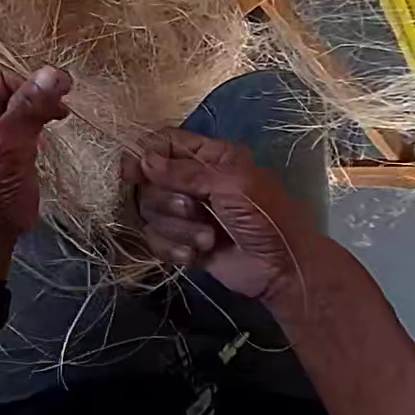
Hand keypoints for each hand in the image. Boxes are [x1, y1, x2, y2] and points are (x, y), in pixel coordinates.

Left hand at [0, 66, 73, 278]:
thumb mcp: (8, 140)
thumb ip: (30, 106)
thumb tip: (55, 73)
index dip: (25, 84)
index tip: (50, 97)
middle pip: (12, 93)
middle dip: (36, 97)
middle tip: (60, 108)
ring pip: (23, 110)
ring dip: (42, 110)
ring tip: (59, 118)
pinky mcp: (11, 152)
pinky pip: (28, 127)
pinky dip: (42, 125)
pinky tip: (52, 132)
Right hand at [122, 128, 328, 313]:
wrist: (281, 271)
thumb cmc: (267, 219)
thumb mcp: (233, 186)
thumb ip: (186, 172)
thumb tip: (143, 160)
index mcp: (209, 157)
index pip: (163, 144)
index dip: (144, 155)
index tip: (133, 172)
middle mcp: (191, 180)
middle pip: (149, 181)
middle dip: (168, 202)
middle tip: (194, 211)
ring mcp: (183, 212)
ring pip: (149, 212)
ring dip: (177, 229)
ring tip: (208, 239)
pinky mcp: (179, 239)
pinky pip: (153, 239)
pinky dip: (172, 248)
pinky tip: (195, 255)